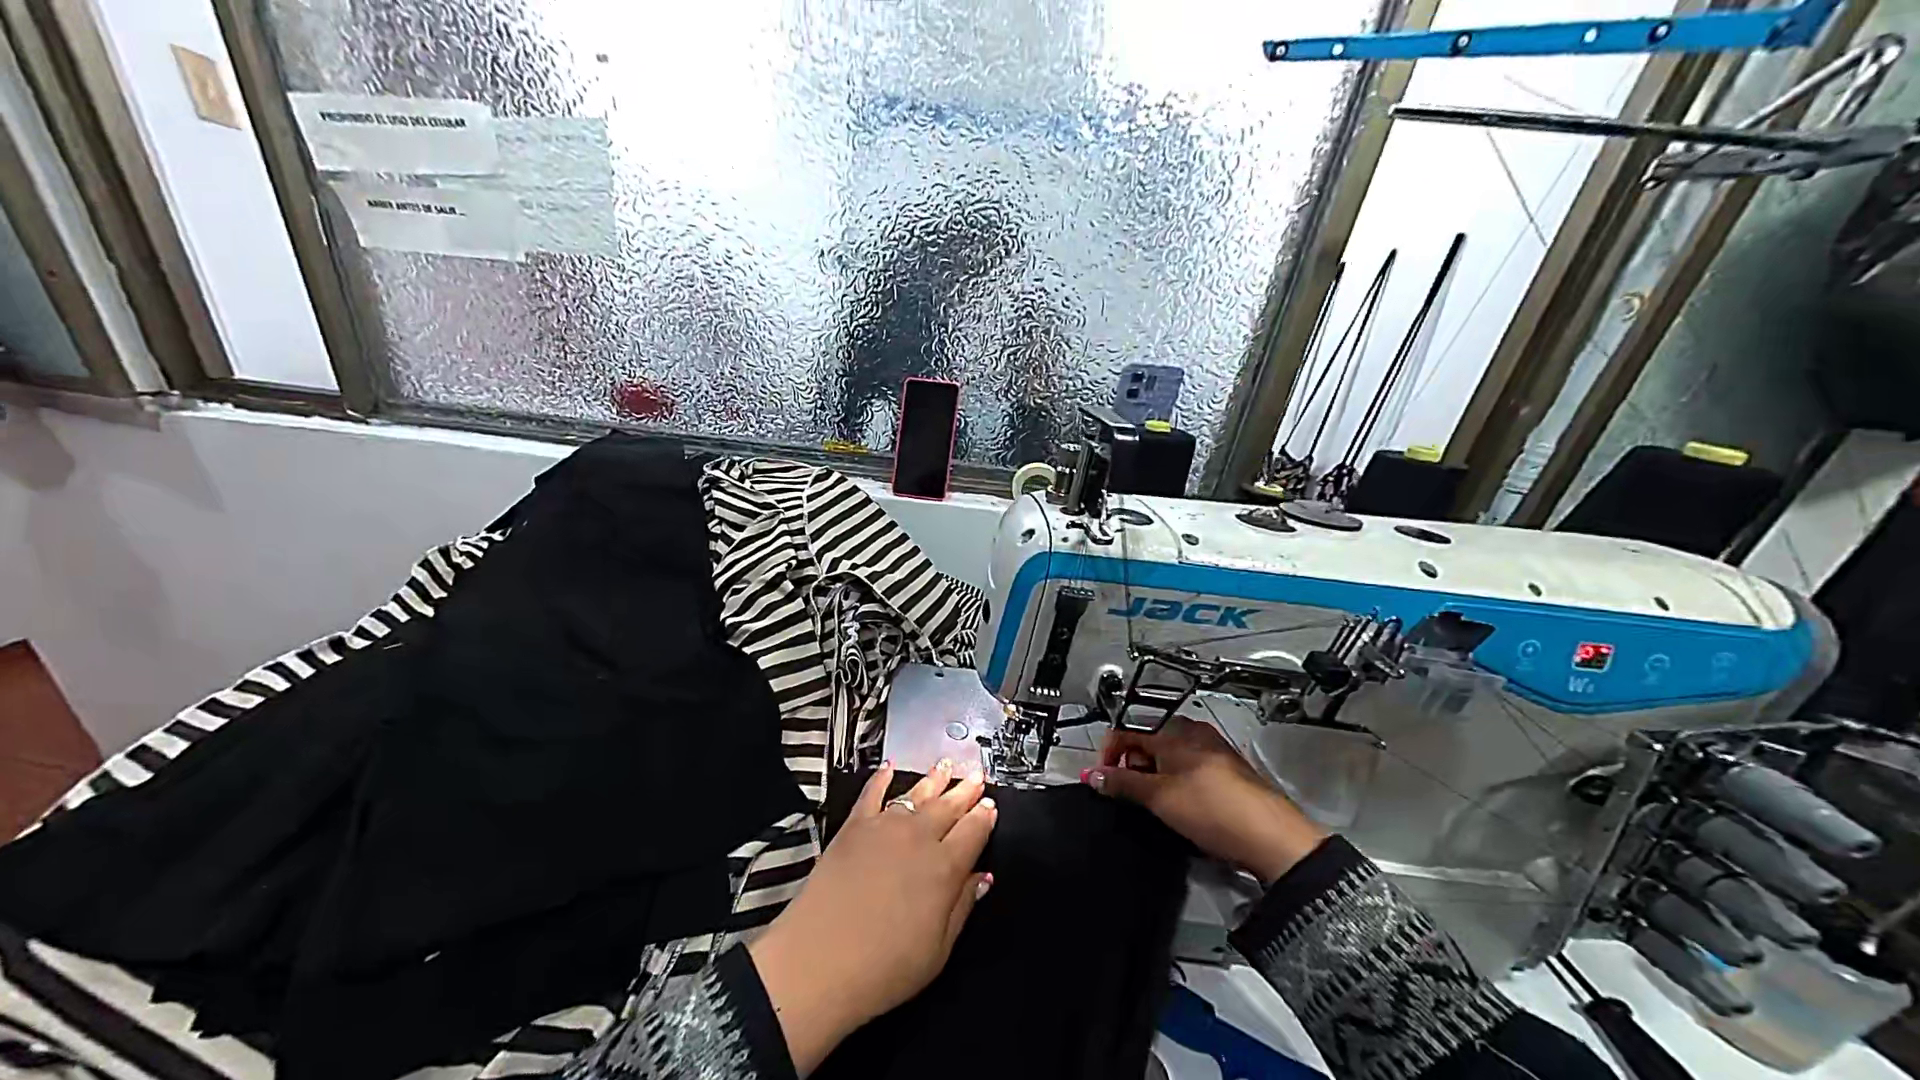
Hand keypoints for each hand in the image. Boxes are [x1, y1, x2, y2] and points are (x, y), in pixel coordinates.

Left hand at [748, 760, 995, 1074]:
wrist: (817, 964)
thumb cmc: (879, 968)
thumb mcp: (937, 951)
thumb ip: (962, 907)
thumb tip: (980, 881)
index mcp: (944, 868)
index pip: (974, 831)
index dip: (985, 816)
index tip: (990, 807)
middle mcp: (917, 839)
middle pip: (949, 805)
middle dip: (966, 790)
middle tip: (976, 776)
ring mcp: (884, 828)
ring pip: (917, 794)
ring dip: (934, 779)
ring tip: (945, 766)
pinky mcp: (853, 828)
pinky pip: (872, 792)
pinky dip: (881, 778)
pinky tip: (889, 768)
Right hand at [1082, 716, 1325, 884]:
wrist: (1271, 838)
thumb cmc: (1213, 809)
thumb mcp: (1158, 797)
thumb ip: (1121, 783)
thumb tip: (1093, 775)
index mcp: (1174, 730)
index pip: (1126, 729)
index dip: (1108, 754)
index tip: (1101, 779)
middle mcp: (1194, 733)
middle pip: (1146, 740)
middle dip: (1131, 766)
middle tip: (1129, 794)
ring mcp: (1212, 751)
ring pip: (1167, 756)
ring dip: (1152, 777)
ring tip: (1155, 805)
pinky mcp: (1226, 771)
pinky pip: (1187, 769)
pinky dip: (1174, 783)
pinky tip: (1180, 808)